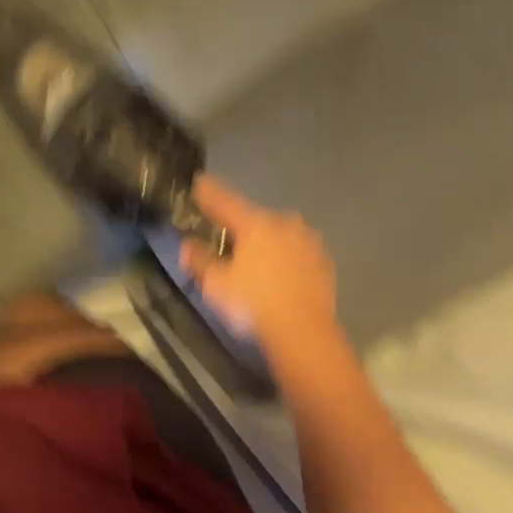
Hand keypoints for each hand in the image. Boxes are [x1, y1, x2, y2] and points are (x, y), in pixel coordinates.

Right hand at [179, 175, 338, 343]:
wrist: (303, 331)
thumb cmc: (253, 304)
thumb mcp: (216, 285)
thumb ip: (200, 261)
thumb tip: (188, 245)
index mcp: (255, 224)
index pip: (225, 202)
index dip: (208, 193)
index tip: (199, 181)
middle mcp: (285, 224)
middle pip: (255, 221)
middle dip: (242, 230)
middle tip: (229, 247)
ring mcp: (309, 241)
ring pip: (279, 237)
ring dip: (266, 246)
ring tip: (256, 267)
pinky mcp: (324, 262)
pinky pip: (297, 255)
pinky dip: (285, 261)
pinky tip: (279, 280)